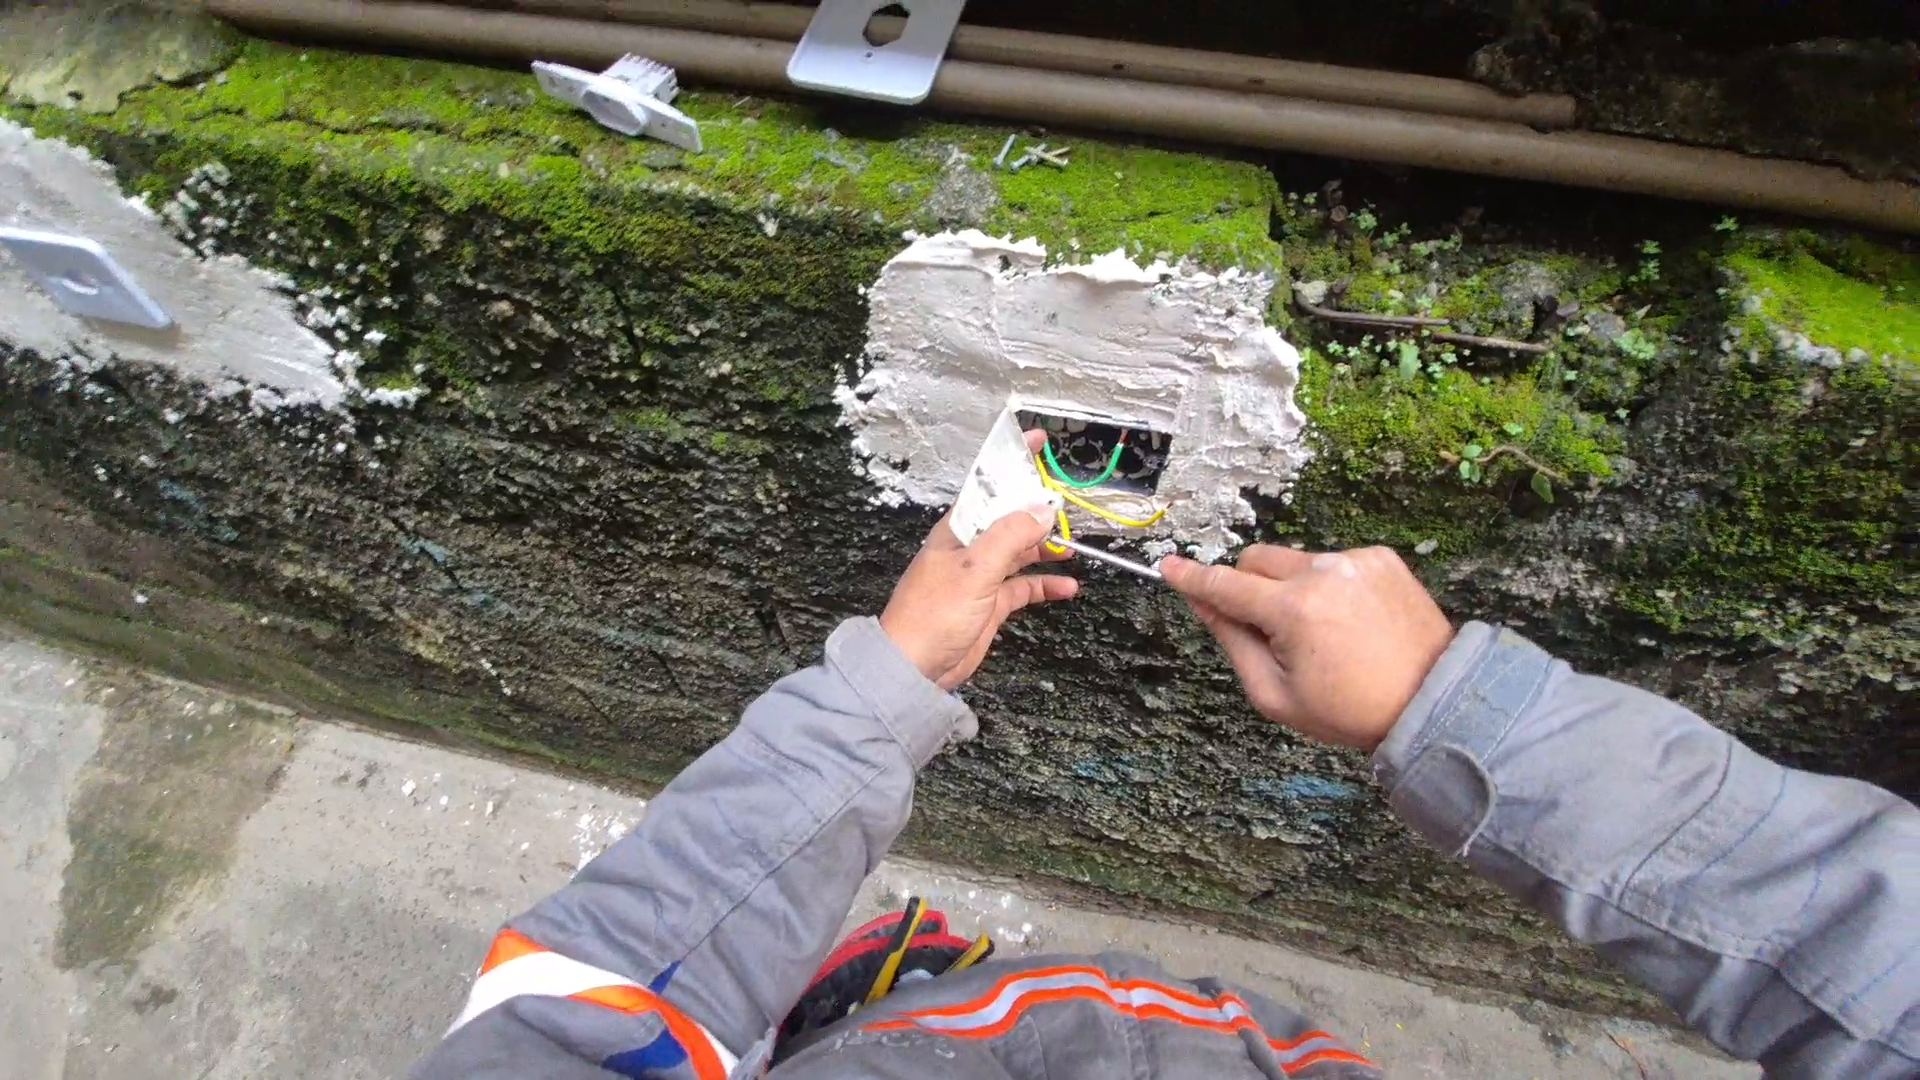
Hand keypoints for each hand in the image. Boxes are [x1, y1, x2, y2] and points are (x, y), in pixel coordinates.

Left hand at [881, 509, 1078, 690]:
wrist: (916, 666)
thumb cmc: (935, 613)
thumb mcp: (976, 567)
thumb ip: (1010, 536)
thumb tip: (1042, 511)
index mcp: (957, 533)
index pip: (989, 500)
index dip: (1016, 491)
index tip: (1047, 489)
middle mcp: (968, 552)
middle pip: (1008, 528)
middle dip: (1036, 524)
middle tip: (1067, 524)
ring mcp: (979, 580)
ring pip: (1017, 558)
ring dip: (1043, 554)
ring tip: (1070, 551)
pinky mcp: (988, 606)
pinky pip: (1021, 589)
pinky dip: (1043, 586)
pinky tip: (1065, 587)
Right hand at [1159, 546, 1452, 750]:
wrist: (1435, 704)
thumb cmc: (1348, 710)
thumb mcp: (1273, 693)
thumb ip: (1232, 640)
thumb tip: (1202, 602)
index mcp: (1294, 611)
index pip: (1225, 586)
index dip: (1191, 579)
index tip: (1168, 566)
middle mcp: (1322, 573)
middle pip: (1255, 561)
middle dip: (1249, 588)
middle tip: (1270, 628)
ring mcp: (1355, 560)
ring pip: (1291, 560)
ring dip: (1289, 586)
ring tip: (1320, 628)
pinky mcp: (1380, 558)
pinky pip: (1329, 560)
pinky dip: (1324, 583)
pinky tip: (1347, 617)